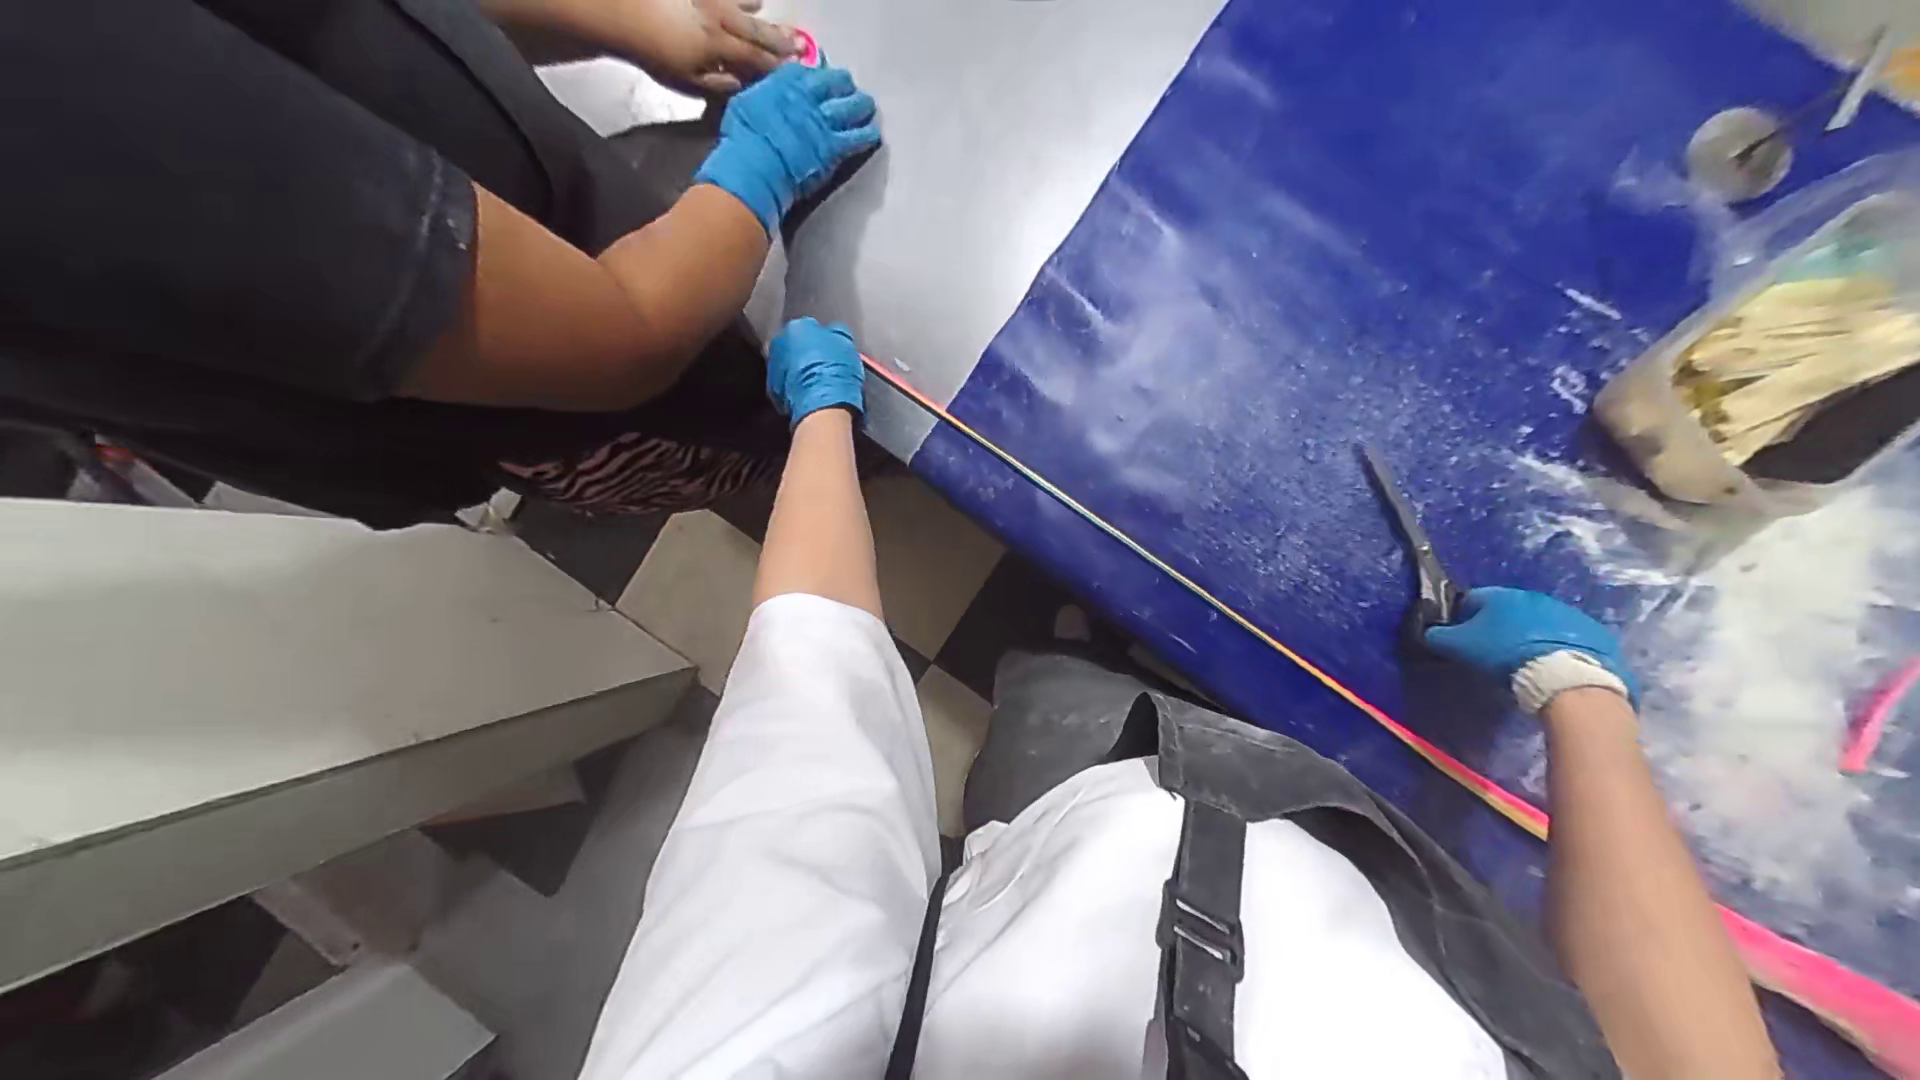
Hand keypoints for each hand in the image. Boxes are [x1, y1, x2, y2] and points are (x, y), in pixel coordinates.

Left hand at [578, 0, 798, 93]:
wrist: (618, 8)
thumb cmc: (653, 51)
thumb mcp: (687, 80)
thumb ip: (717, 84)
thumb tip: (740, 84)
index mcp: (720, 44)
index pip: (757, 59)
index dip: (778, 67)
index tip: (795, 73)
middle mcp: (720, 16)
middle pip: (758, 31)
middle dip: (781, 40)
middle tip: (801, 45)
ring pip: (743, 5)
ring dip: (762, 14)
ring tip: (777, 19)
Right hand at [692, 62, 879, 235]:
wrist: (755, 166)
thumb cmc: (742, 139)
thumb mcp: (747, 103)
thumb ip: (766, 94)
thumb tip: (773, 94)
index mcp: (783, 83)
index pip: (810, 70)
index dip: (820, 74)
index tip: (825, 78)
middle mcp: (807, 97)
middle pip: (835, 82)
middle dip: (845, 85)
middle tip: (850, 89)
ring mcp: (823, 122)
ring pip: (852, 107)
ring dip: (861, 106)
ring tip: (868, 107)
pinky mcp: (834, 148)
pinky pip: (858, 138)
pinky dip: (867, 135)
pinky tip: (873, 134)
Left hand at [767, 317, 864, 423]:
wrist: (822, 405)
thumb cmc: (836, 371)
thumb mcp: (846, 345)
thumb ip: (838, 334)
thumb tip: (834, 333)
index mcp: (798, 326)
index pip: (811, 327)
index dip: (823, 340)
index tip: (831, 351)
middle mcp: (779, 342)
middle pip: (794, 345)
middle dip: (805, 353)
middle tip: (822, 366)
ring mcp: (772, 367)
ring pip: (787, 365)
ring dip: (797, 371)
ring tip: (815, 383)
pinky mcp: (772, 391)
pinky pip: (785, 385)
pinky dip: (793, 388)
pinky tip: (807, 395)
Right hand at [1423, 587, 1637, 708]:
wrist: (1568, 680)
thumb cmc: (1505, 656)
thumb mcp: (1458, 647)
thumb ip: (1437, 635)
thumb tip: (1429, 632)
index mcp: (1501, 596)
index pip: (1471, 600)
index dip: (1462, 620)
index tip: (1462, 640)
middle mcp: (1535, 597)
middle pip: (1506, 611)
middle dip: (1497, 627)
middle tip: (1491, 653)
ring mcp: (1570, 614)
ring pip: (1537, 624)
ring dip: (1527, 637)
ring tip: (1523, 663)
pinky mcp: (1597, 634)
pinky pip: (1566, 639)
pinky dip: (1555, 649)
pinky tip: (1550, 668)